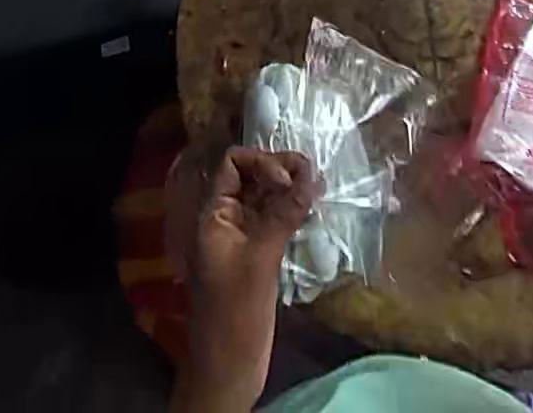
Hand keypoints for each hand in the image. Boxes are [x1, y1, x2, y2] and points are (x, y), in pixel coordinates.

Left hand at [171, 146, 317, 412]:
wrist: (228, 369)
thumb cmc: (234, 314)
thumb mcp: (259, 260)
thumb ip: (284, 215)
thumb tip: (312, 175)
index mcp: (215, 215)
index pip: (233, 164)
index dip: (261, 162)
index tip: (286, 180)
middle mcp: (228, 218)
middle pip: (253, 175)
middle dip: (281, 169)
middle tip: (312, 176)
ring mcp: (245, 234)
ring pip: (268, 195)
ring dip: (292, 186)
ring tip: (318, 187)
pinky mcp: (261, 250)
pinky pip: (277, 215)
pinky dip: (294, 206)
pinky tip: (313, 206)